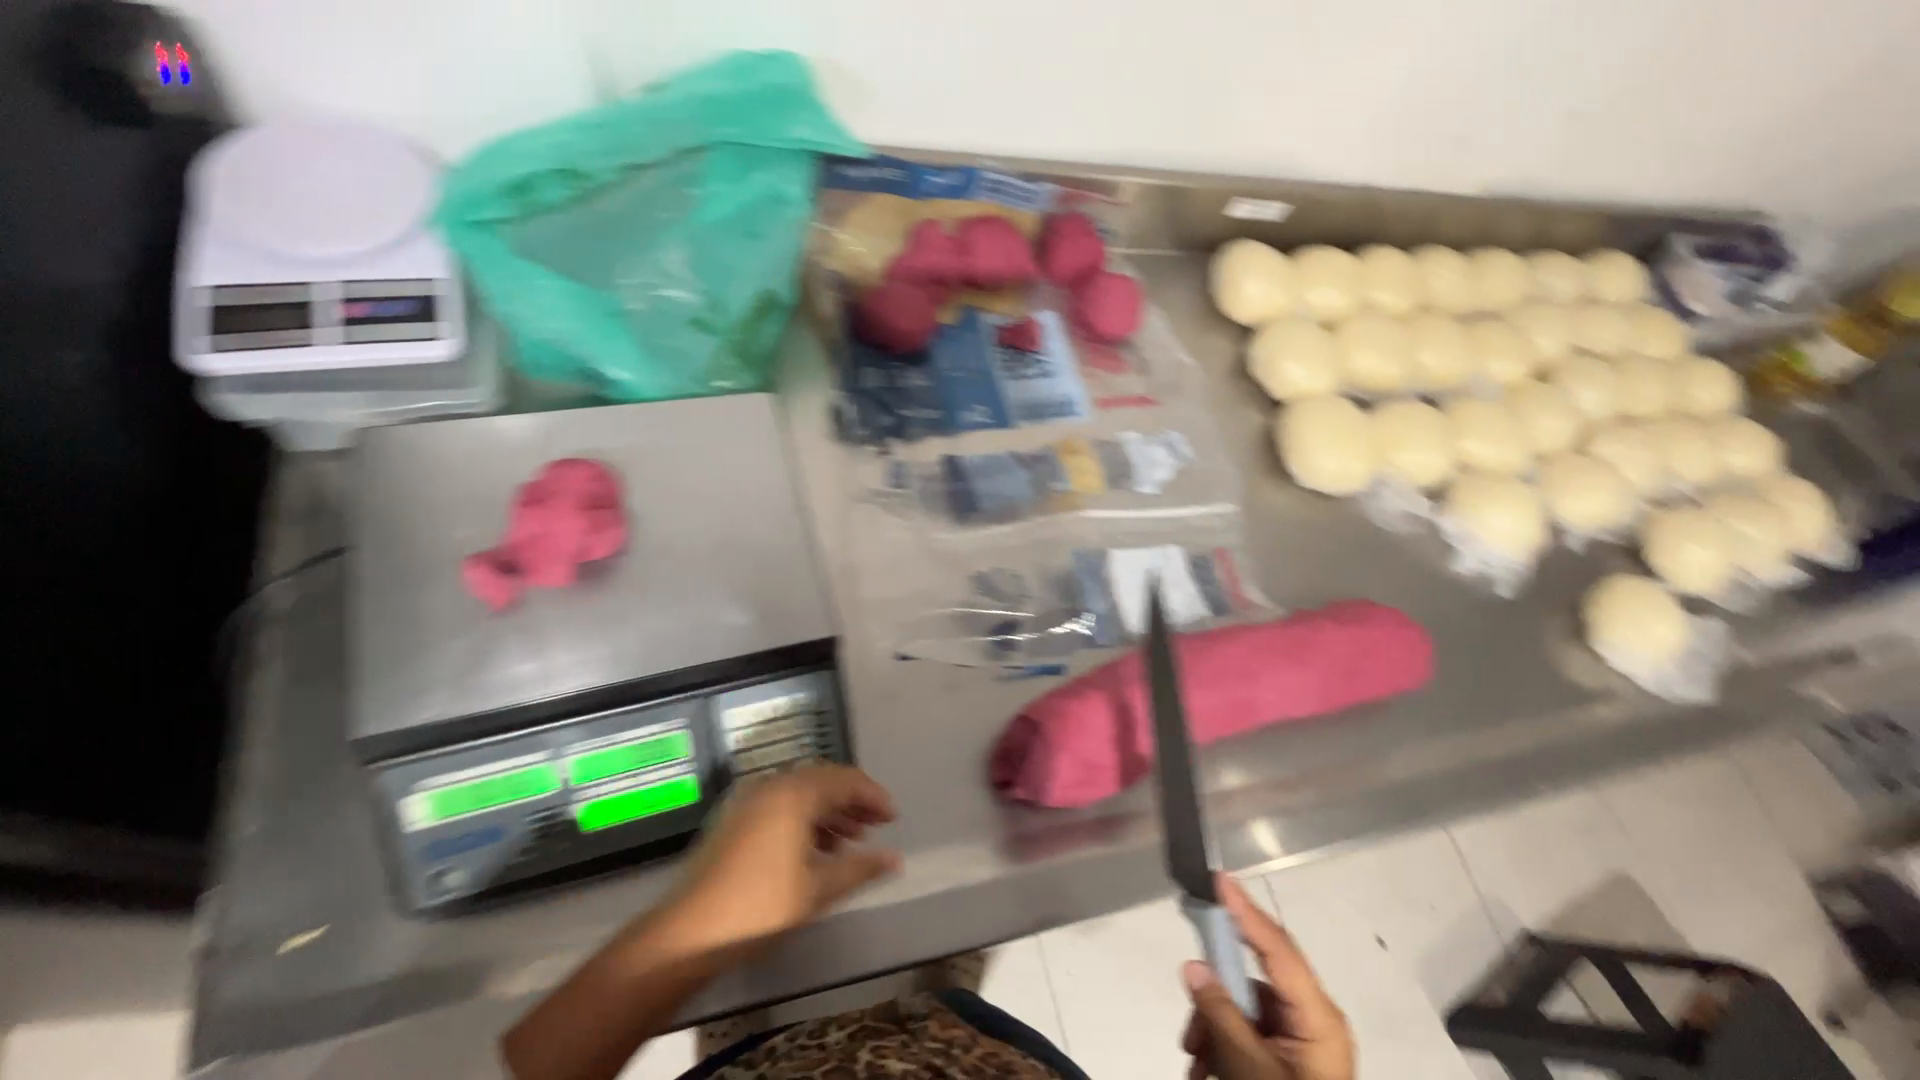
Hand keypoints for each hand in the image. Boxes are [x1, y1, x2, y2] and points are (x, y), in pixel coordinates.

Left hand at [661, 764, 900, 955]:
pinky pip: (779, 805)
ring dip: (829, 810)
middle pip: (821, 781)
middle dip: (852, 801)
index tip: (892, 819)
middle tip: (876, 826)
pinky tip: (815, 849)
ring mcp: (748, 801)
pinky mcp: (734, 819)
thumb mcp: (818, 889)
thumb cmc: (760, 907)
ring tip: (850, 841)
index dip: (873, 796)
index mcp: (793, 794)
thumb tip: (895, 859)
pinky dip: (804, 818)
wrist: (690, 932)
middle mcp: (770, 786)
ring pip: (799, 793)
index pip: (844, 779)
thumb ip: (861, 868)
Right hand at [1179, 877, 1353, 1079]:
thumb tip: (1194, 965)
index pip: (1277, 948)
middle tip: (1189, 1031)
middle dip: (1215, 1000)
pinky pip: (1248, 1033)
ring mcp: (1302, 1039)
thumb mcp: (1248, 1069)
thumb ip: (1220, 1013)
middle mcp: (1314, 1019)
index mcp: (1317, 1017)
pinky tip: (1205, 1071)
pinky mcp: (1290, 1057)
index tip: (1219, 879)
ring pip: (1245, 1010)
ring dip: (1212, 1031)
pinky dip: (1223, 1047)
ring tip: (1196, 1067)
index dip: (1246, 912)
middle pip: (1254, 982)